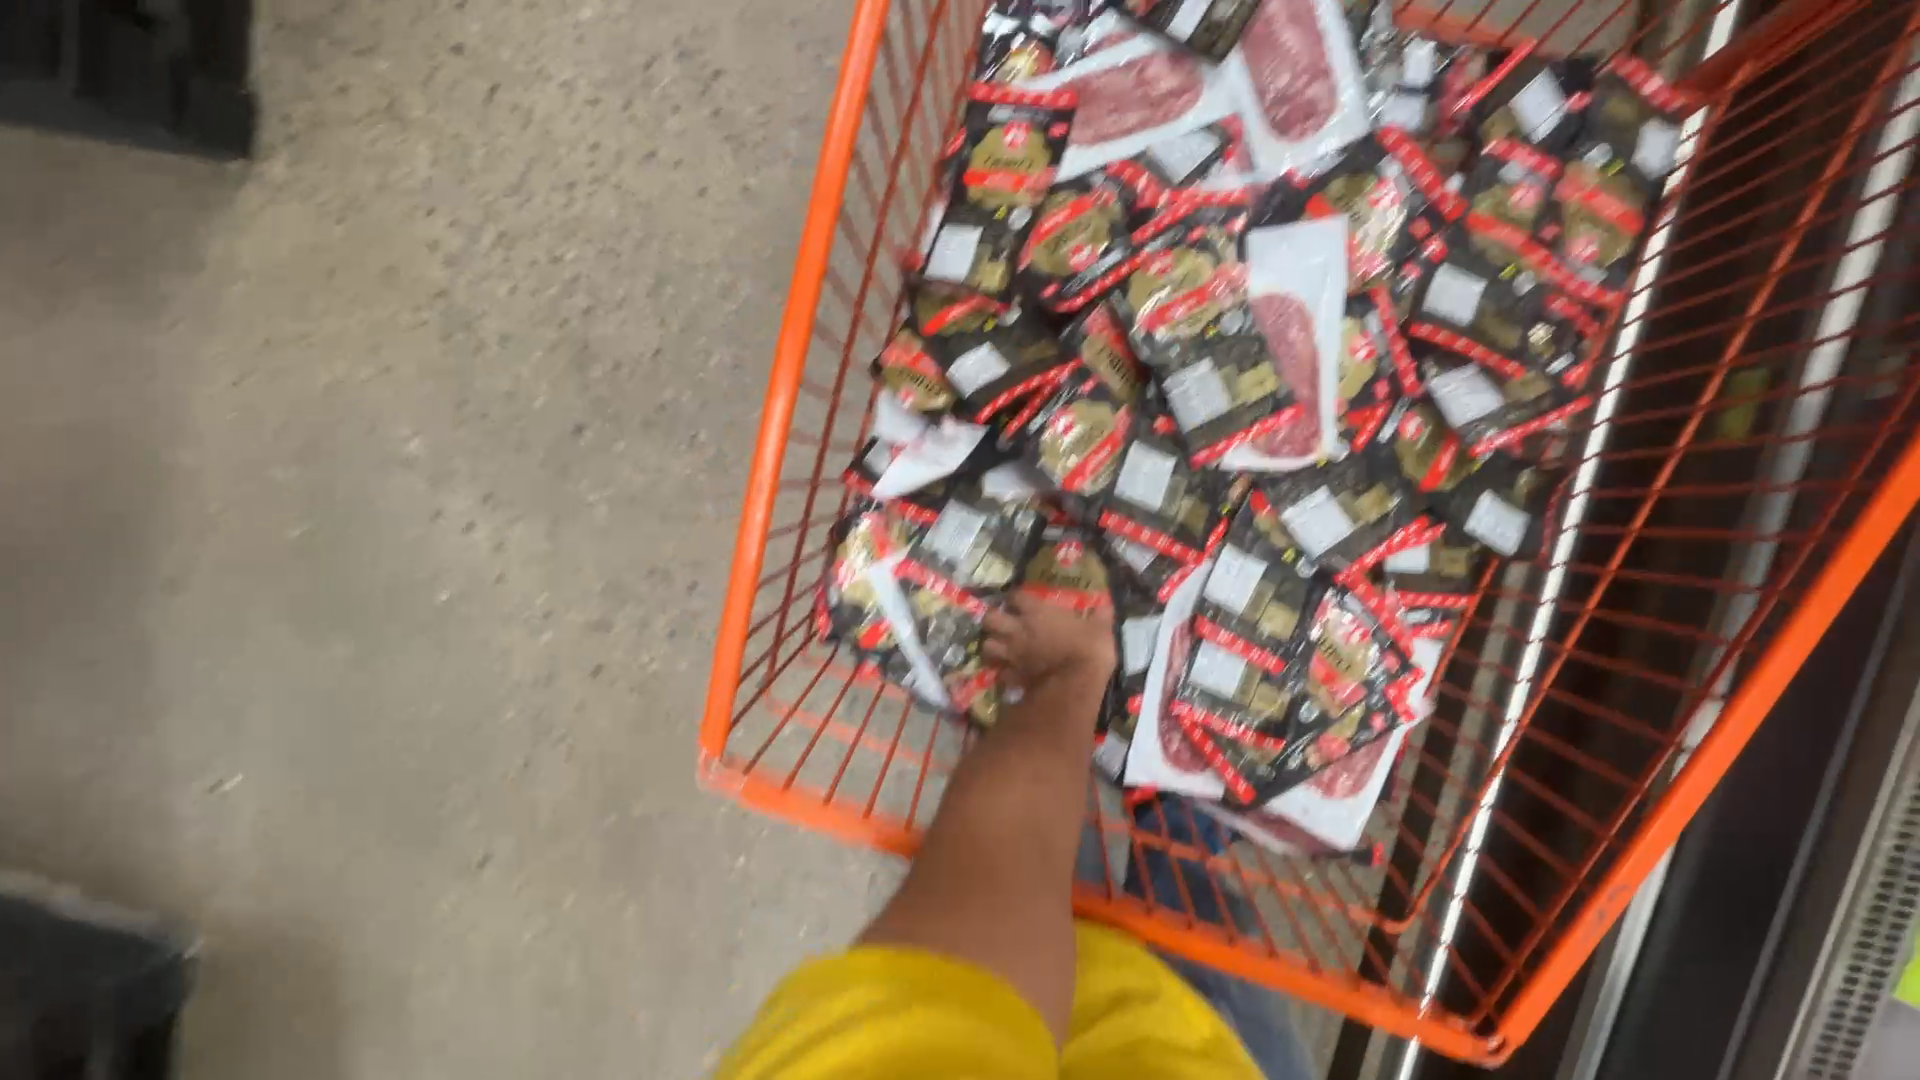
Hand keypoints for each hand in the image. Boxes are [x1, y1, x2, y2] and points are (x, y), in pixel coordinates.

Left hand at [981, 591, 1115, 693]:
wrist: (1076, 684)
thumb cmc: (1088, 650)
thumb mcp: (1101, 628)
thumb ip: (1101, 615)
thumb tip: (1107, 606)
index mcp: (1037, 612)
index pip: (1015, 596)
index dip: (1016, 598)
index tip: (1021, 601)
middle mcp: (1018, 629)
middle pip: (990, 618)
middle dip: (994, 619)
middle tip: (1003, 622)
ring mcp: (1012, 654)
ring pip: (987, 645)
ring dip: (992, 645)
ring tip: (1001, 646)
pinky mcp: (1012, 676)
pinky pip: (999, 671)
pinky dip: (1001, 671)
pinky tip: (1009, 671)